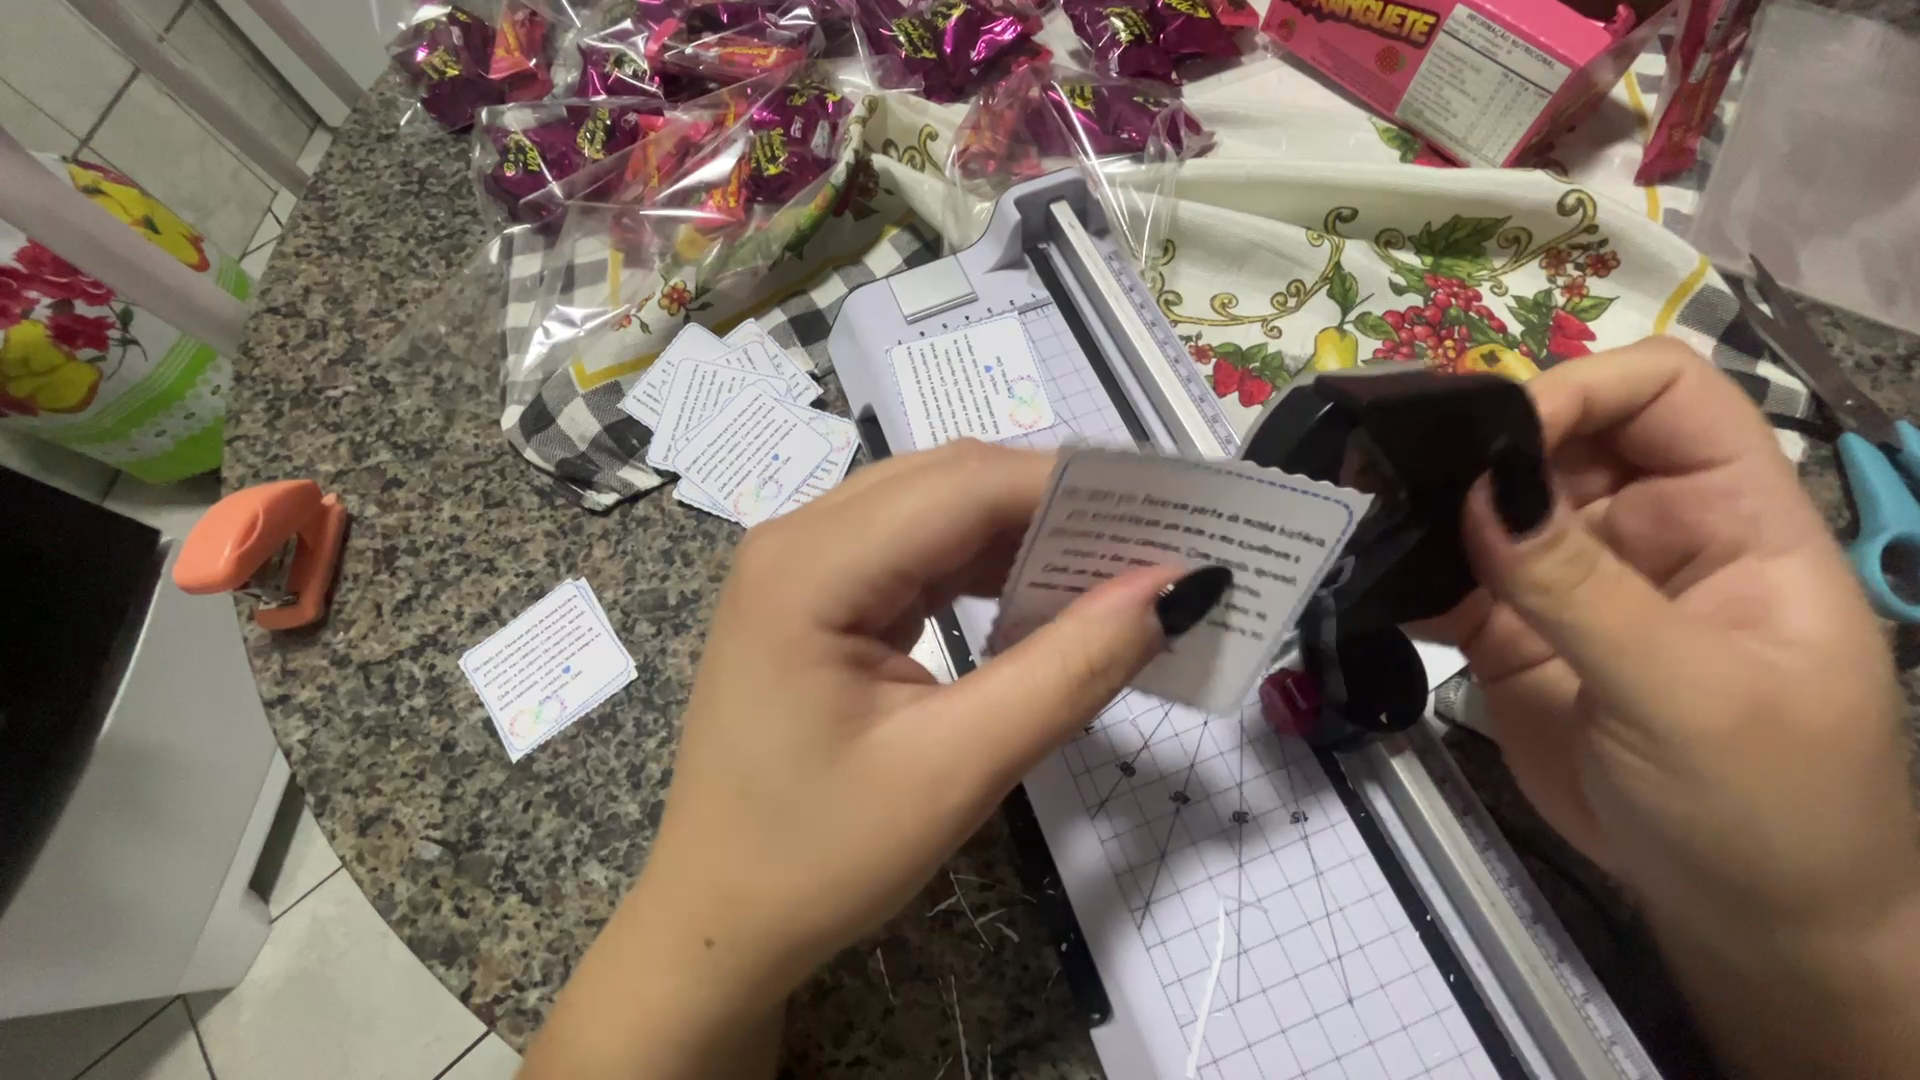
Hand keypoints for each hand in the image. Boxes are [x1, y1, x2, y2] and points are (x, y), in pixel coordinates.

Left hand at [523, 440, 1229, 1079]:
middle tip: (1154, 541)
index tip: (1171, 515)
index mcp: (810, 566)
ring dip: (1022, 532)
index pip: (966, 485)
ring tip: (1112, 567)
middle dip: (1054, 504)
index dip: (1074, 489)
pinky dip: (984, 564)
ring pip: (936, 509)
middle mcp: (798, 539)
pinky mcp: (820, 595)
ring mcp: (804, 564)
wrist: (718, 919)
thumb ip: (1070, 670)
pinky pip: (916, 550)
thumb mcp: (958, 769)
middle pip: (949, 482)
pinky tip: (1036, 594)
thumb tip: (1175, 588)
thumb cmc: (821, 858)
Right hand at [1422, 337, 1919, 1077]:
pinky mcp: (1507, 631)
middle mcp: (1638, 531)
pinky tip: (1359, 578)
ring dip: (1423, 508)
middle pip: (1552, 442)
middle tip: (1381, 468)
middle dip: (1474, 448)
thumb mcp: (1687, 692)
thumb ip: (1581, 589)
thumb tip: (1486, 493)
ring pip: (1486, 508)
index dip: (1579, 393)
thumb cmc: (1763, 802)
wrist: (1734, 913)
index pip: (1662, 397)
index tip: (1491, 444)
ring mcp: (1564, 582)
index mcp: (1727, 516)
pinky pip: (1445, 581)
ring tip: (1352, 515)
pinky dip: (1401, 575)